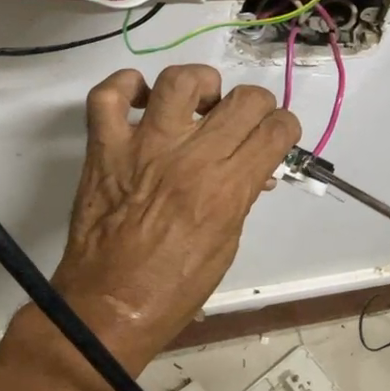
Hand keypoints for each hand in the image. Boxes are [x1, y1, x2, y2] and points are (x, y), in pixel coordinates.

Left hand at [46, 65, 299, 371]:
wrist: (108, 309)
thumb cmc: (175, 287)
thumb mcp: (227, 244)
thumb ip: (241, 197)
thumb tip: (255, 169)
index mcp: (228, 188)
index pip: (276, 129)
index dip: (285, 126)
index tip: (276, 135)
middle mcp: (192, 158)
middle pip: (244, 100)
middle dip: (257, 105)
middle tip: (244, 121)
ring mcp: (144, 147)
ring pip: (181, 81)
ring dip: (200, 85)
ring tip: (198, 103)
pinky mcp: (105, 148)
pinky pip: (109, 95)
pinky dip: (125, 86)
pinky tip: (141, 99)